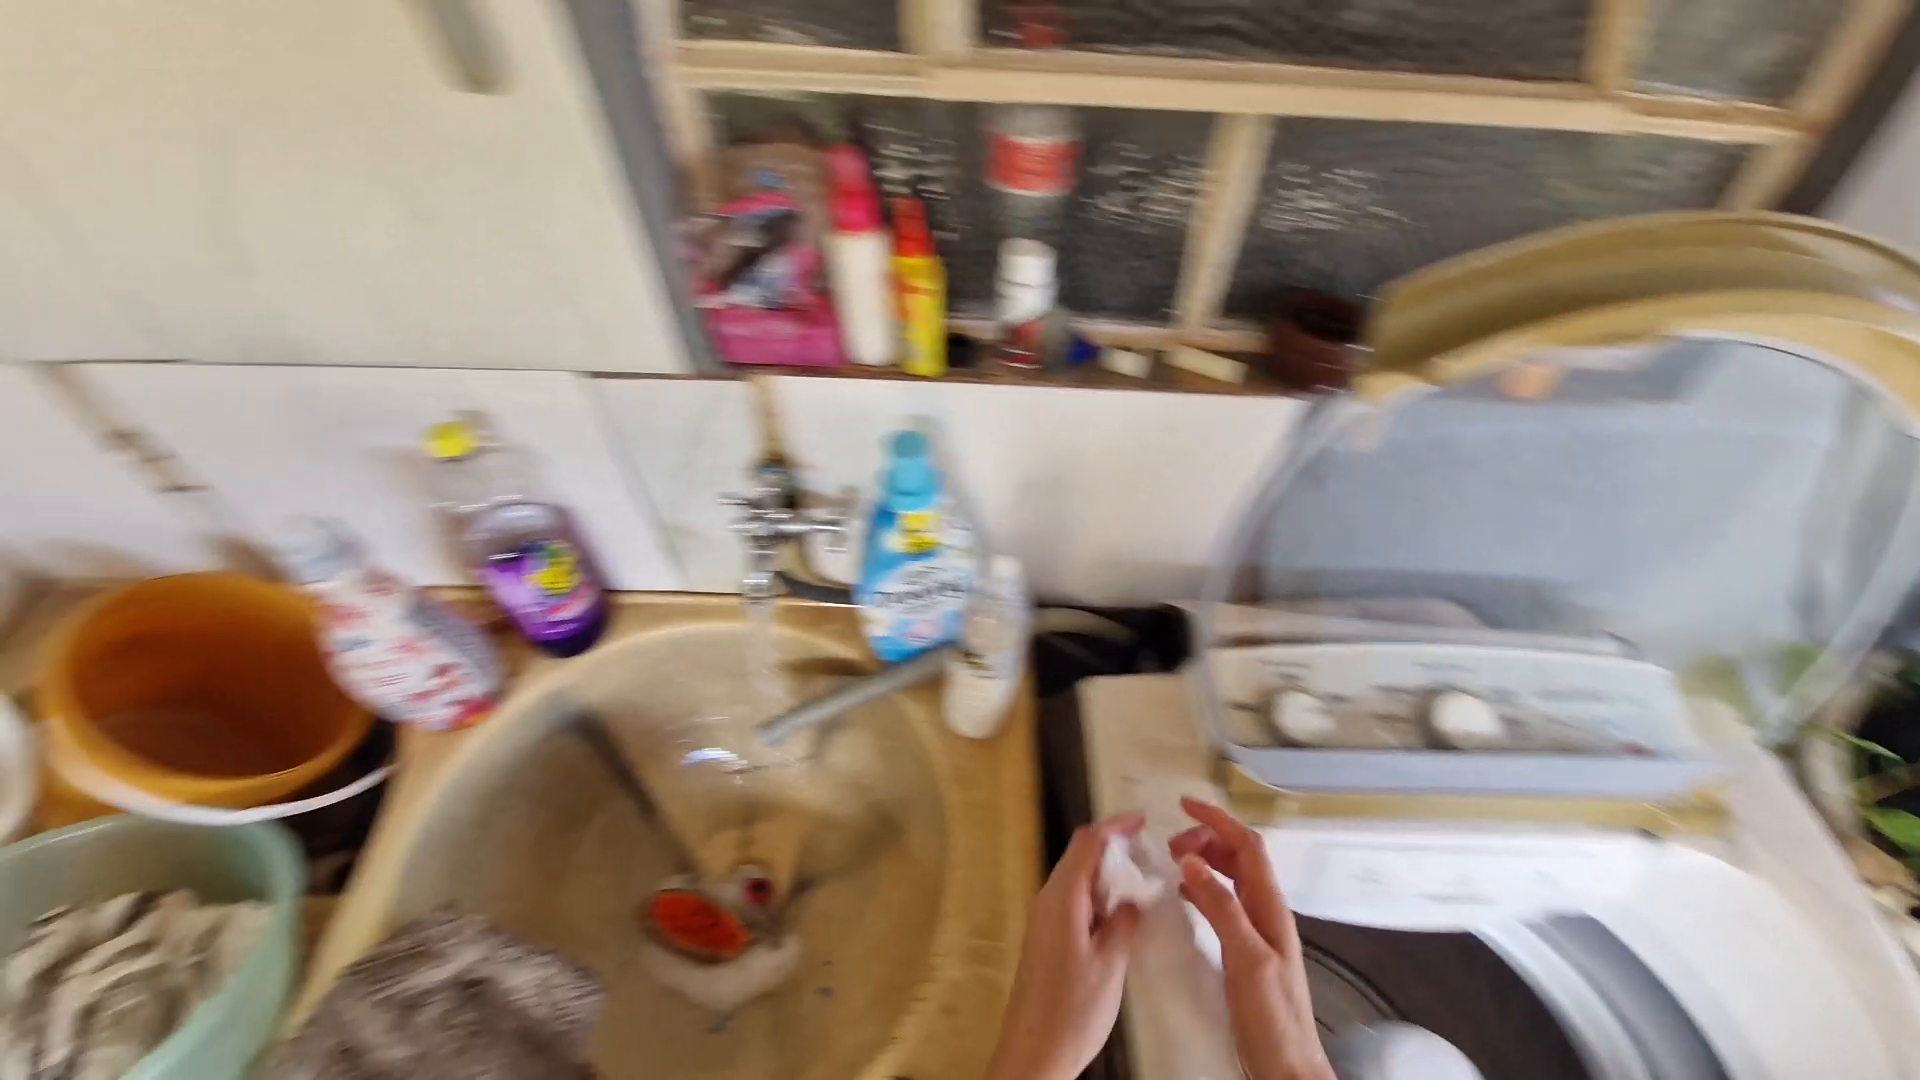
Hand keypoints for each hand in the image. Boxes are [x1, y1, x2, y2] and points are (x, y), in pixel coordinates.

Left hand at [986, 813, 1144, 1079]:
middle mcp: (1047, 900)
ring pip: (1075, 878)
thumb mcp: (1109, 966)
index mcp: (1062, 898)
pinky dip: (1095, 895)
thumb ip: (1122, 924)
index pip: (1086, 843)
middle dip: (1111, 847)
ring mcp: (1043, 919)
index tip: (1141, 820)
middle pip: (1078, 856)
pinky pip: (1071, 900)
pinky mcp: (1044, 937)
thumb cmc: (1072, 1010)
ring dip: (1104, 873)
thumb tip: (1131, 899)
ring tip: (1139, 879)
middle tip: (1146, 852)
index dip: (1114, 826)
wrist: (1032, 1052)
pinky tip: (1116, 912)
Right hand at [1171, 797, 1334, 1079]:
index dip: (1218, 820)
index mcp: (1270, 906)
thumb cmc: (1271, 1015)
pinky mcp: (1245, 948)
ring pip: (1230, 876)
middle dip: (1207, 837)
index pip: (1247, 845)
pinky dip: (1202, 886)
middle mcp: (1265, 910)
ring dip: (1204, 859)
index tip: (1185, 805)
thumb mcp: (1246, 957)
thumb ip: (1221, 906)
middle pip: (1239, 855)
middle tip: (1172, 843)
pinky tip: (1184, 893)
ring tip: (1174, 860)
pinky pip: (1223, 900)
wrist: (1286, 1067)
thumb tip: (1192, 861)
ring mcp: (1257, 929)